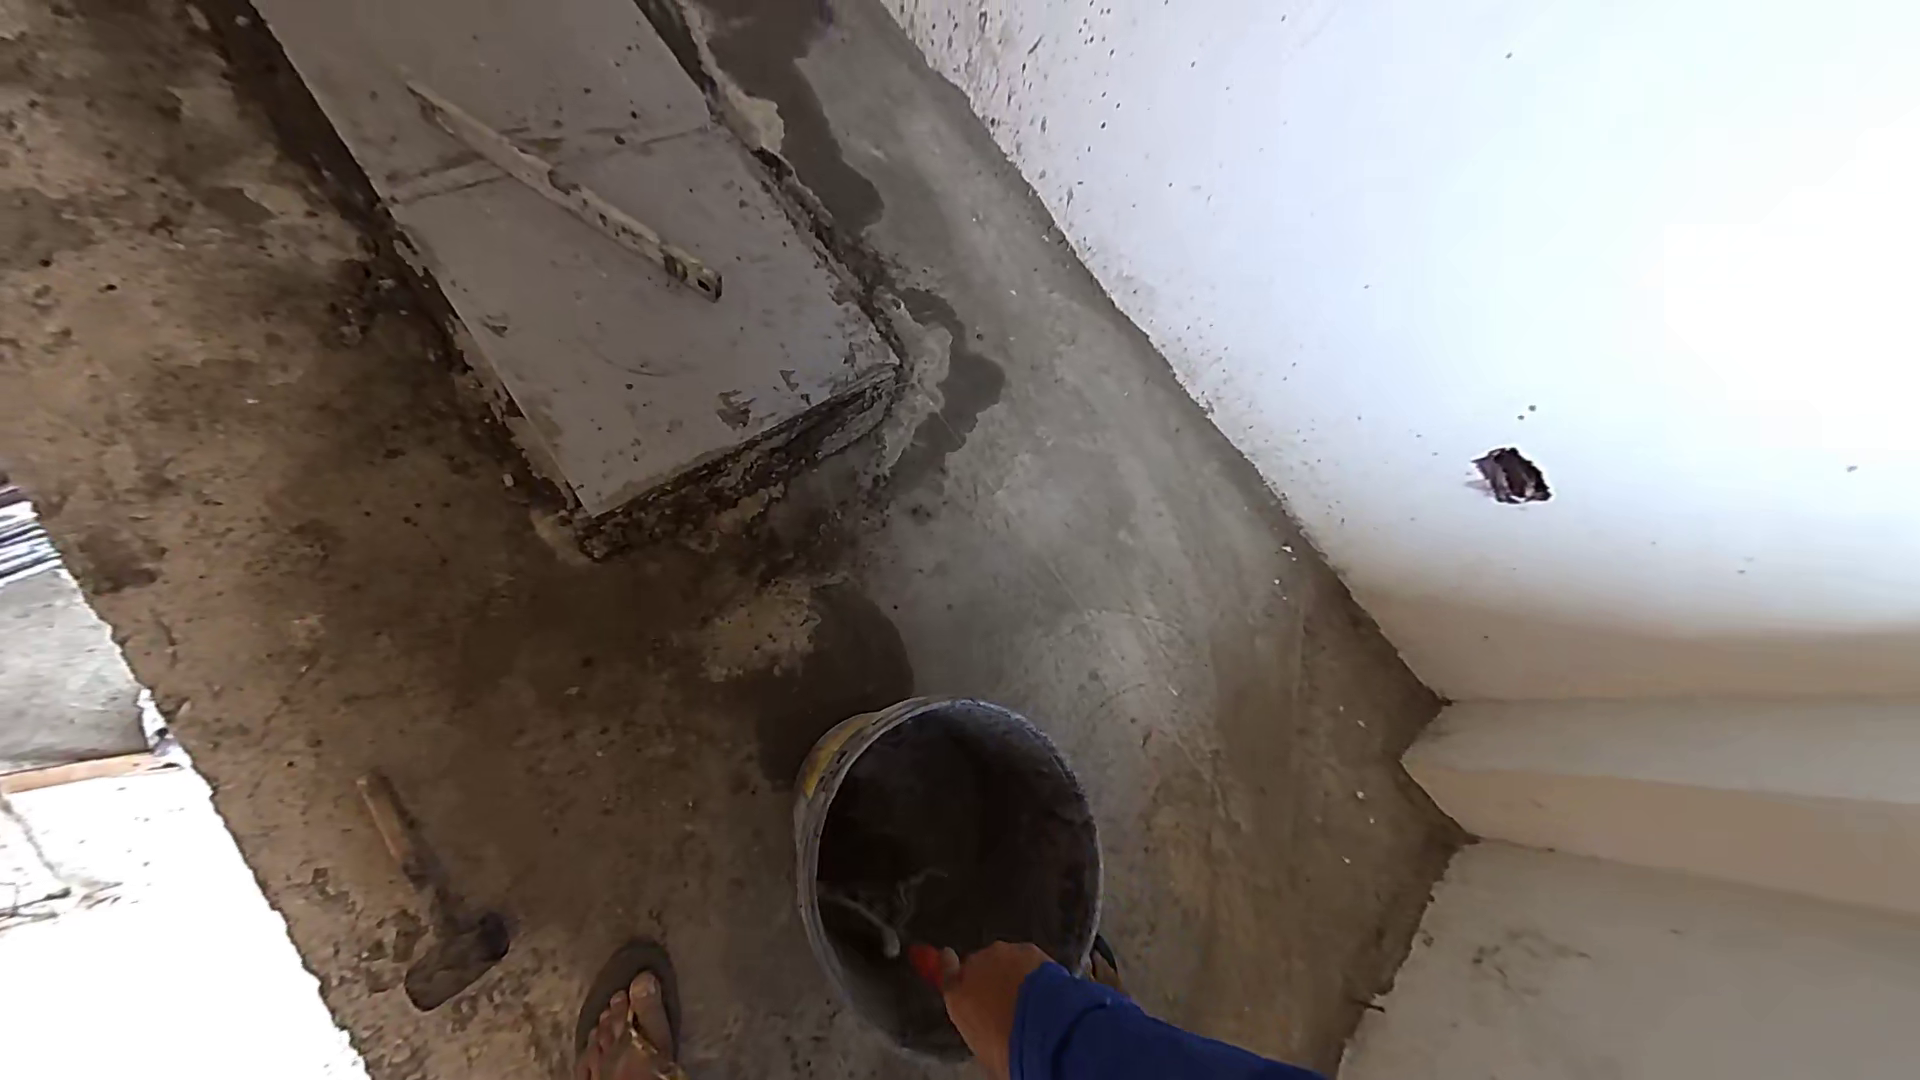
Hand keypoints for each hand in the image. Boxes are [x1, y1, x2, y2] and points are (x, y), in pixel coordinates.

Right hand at [913, 942, 1048, 1079]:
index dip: (947, 964)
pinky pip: (1026, 959)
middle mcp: (975, 966)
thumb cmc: (1007, 1049)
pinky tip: (1042, 991)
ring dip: (1011, 974)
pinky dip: (1032, 971)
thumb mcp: (982, 1045)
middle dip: (989, 979)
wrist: (1042, 1029)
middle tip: (1004, 1003)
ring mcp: (1002, 954)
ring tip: (1027, 1001)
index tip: (948, 957)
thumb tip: (983, 1019)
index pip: (946, 970)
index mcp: (957, 995)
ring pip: (1004, 960)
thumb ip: (975, 1021)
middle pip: (979, 967)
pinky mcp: (1027, 949)